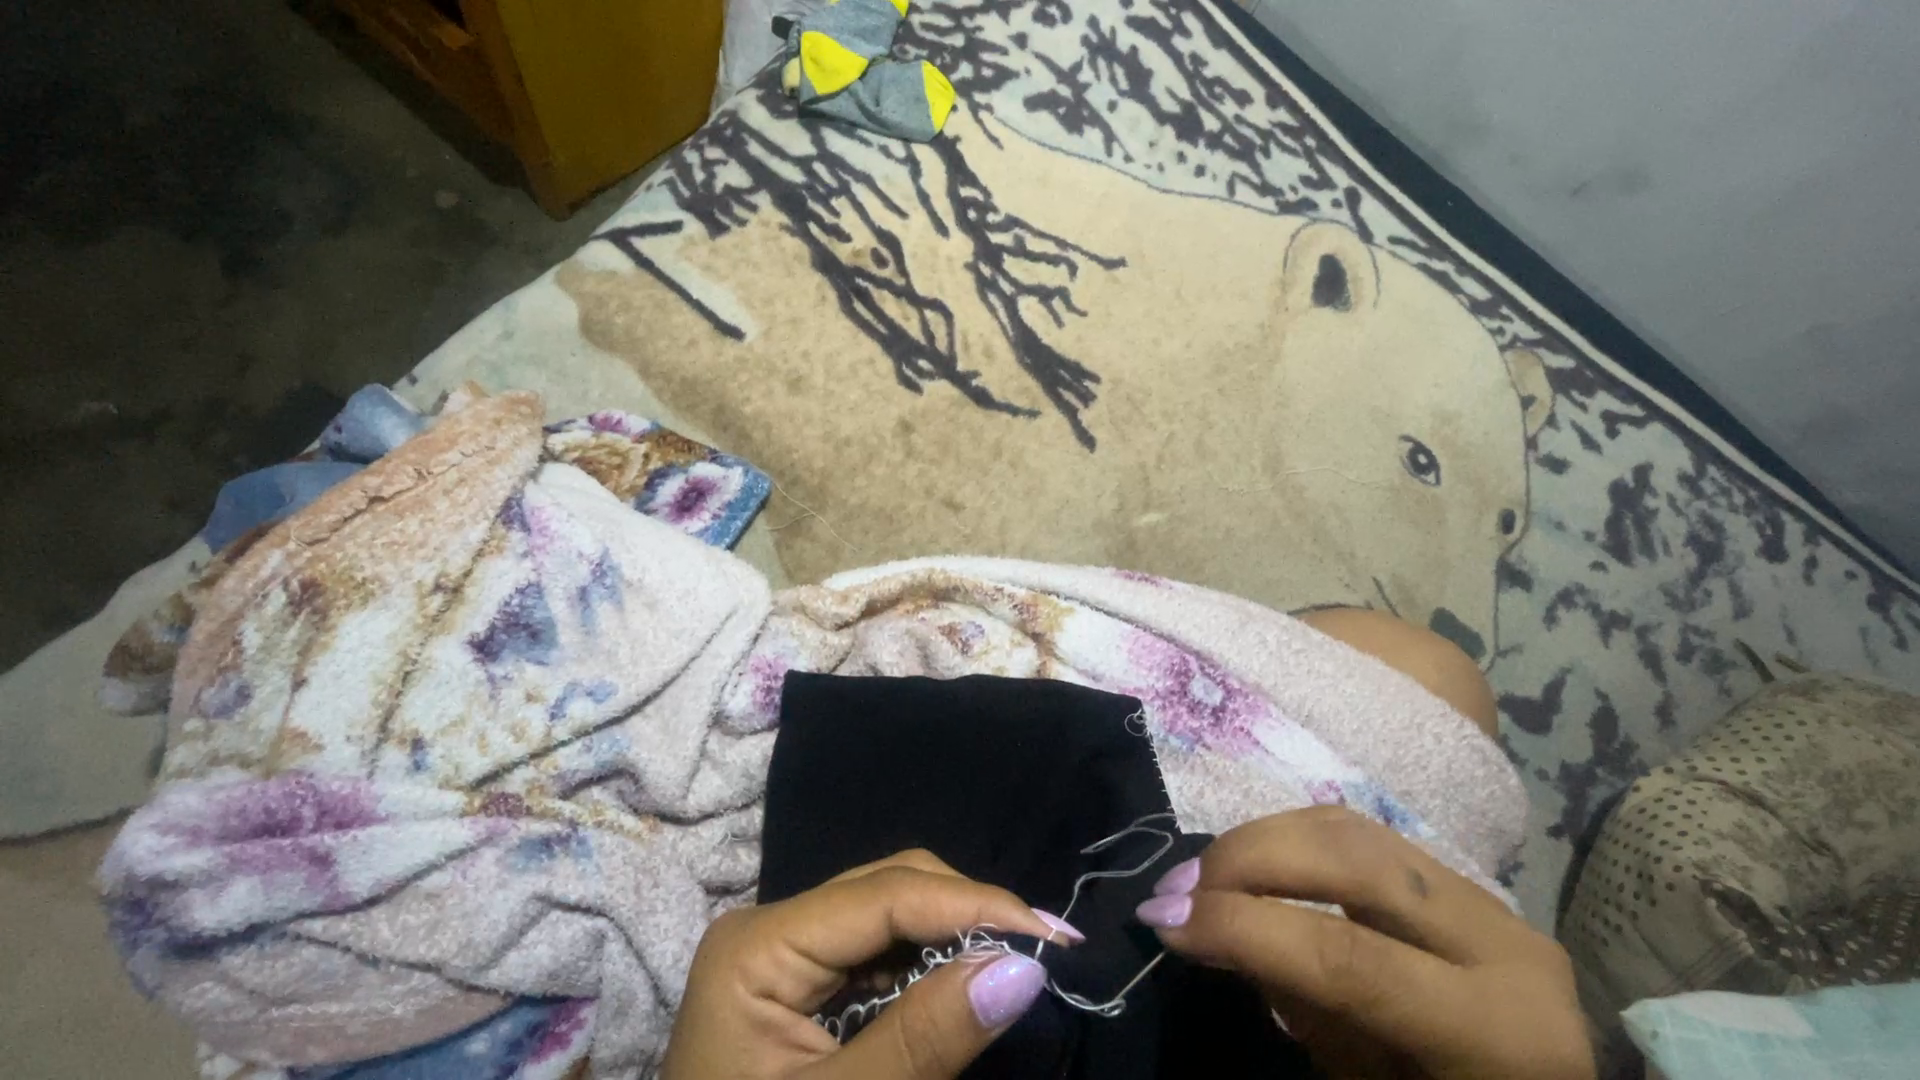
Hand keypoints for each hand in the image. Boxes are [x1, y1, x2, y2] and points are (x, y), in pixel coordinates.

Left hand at [662, 850, 1082, 1079]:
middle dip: (968, 912)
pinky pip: (877, 949)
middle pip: (889, 885)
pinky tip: (962, 984)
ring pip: (890, 910)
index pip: (885, 894)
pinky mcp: (799, 980)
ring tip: (1015, 965)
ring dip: (954, 934)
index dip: (974, 905)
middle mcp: (770, 927)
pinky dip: (927, 963)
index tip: (1053, 935)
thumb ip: (923, 1040)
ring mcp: (784, 951)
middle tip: (1043, 953)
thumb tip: (1022, 970)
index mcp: (759, 946)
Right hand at [1135, 808, 1593, 1079]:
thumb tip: (1225, 934)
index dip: (1245, 930)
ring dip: (1260, 838)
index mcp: (1497, 1031)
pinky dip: (1290, 837)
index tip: (1162, 920)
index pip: (1349, 958)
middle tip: (1175, 887)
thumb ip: (1307, 1016)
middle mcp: (1500, 943)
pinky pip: (1359, 832)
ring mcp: (1481, 896)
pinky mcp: (1456, 876)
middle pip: (1351, 858)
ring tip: (1203, 872)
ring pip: (1351, 827)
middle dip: (1246, 860)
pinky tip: (1252, 861)